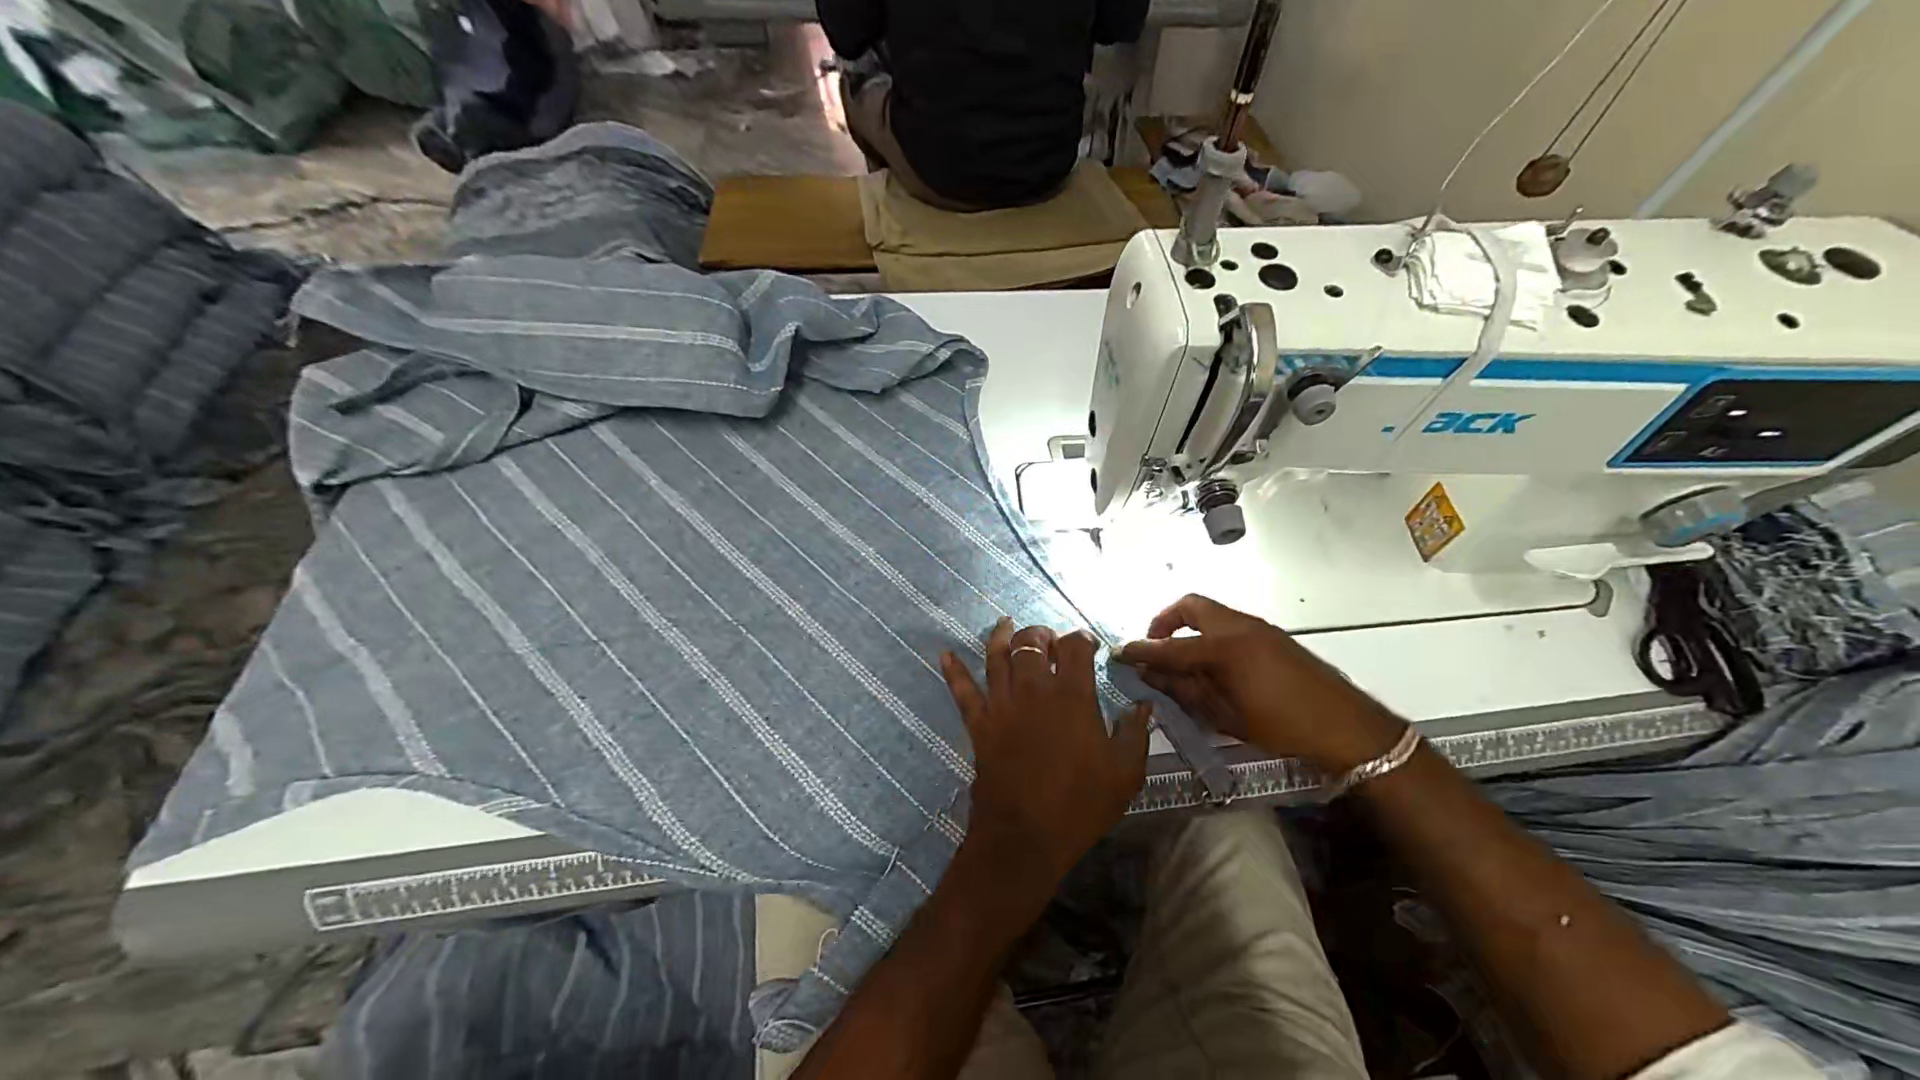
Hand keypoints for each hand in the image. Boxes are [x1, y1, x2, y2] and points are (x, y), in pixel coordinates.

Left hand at [940, 618, 1150, 907]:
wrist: (1026, 836)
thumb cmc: (1081, 804)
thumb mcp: (1125, 772)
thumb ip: (1135, 733)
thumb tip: (1144, 705)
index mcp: (1072, 695)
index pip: (1076, 646)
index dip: (1083, 638)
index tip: (1089, 645)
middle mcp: (1033, 689)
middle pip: (1031, 642)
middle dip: (1041, 634)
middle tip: (1048, 640)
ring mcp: (1002, 704)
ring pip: (996, 656)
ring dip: (1001, 636)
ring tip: (1005, 624)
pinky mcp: (979, 724)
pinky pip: (963, 691)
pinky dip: (954, 671)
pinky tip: (945, 654)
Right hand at [1116, 594, 1406, 774]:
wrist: (1350, 730)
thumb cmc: (1283, 728)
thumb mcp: (1226, 716)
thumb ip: (1185, 691)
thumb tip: (1152, 675)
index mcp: (1225, 648)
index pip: (1170, 645)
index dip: (1141, 650)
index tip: (1119, 653)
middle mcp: (1239, 627)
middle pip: (1190, 607)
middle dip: (1165, 622)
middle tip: (1154, 648)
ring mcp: (1259, 628)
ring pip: (1212, 615)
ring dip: (1189, 630)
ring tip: (1182, 663)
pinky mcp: (1274, 637)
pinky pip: (1230, 626)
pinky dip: (1211, 638)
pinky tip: (1213, 669)